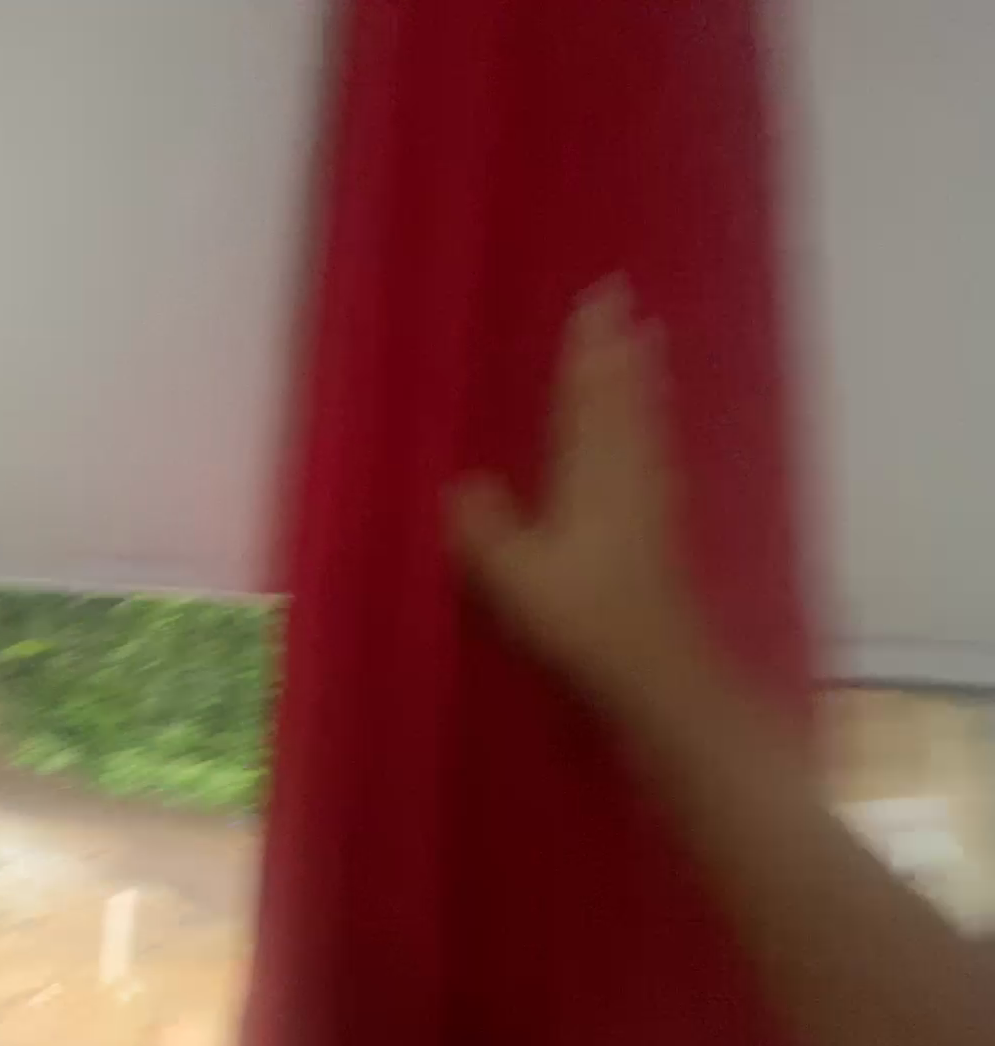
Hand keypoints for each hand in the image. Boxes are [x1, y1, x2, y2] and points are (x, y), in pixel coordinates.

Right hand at [448, 280, 708, 703]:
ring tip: (642, 341)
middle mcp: (629, 477)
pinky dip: (646, 418)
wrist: (654, 672)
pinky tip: (644, 423)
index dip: (590, 350)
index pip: (591, 400)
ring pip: (644, 421)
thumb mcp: (514, 577)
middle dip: (620, 350)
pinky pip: (649, 448)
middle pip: (626, 400)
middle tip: (623, 303)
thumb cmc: (580, 621)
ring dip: (639, 378)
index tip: (595, 300)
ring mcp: (648, 498)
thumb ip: (486, 528)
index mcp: (595, 480)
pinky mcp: (655, 522)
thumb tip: (462, 483)